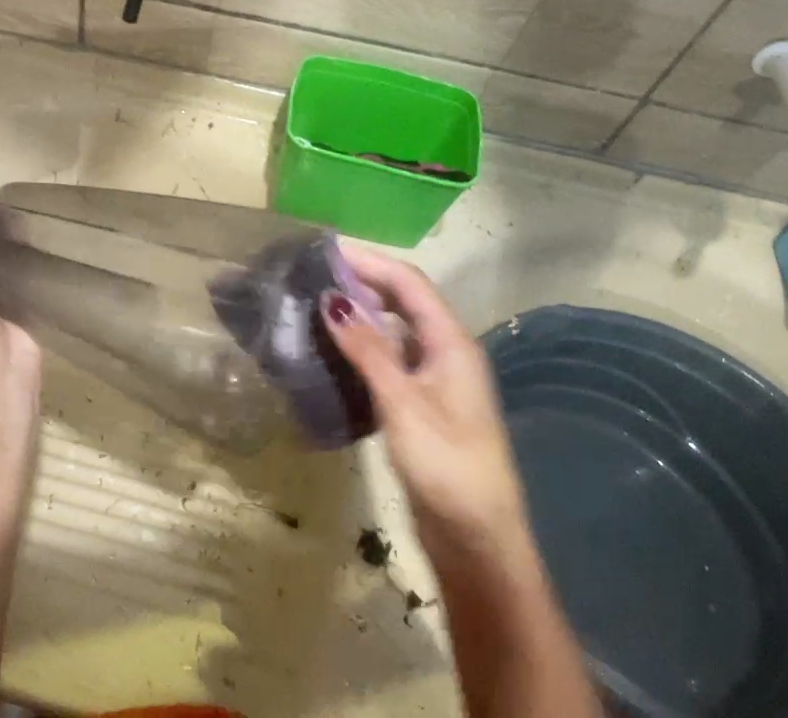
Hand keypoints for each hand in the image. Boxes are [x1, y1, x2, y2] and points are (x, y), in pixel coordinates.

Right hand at [320, 246, 527, 546]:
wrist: (477, 538)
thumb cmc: (446, 467)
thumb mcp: (404, 405)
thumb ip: (369, 351)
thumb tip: (332, 300)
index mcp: (451, 344)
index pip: (409, 284)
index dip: (369, 261)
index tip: (324, 249)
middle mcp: (445, 353)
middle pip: (403, 302)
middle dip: (362, 282)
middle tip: (311, 276)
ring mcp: (434, 380)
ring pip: (394, 332)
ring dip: (359, 316)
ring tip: (313, 307)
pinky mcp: (421, 406)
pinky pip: (388, 362)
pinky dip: (361, 350)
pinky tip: (331, 355)